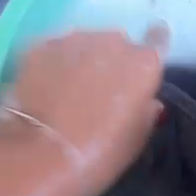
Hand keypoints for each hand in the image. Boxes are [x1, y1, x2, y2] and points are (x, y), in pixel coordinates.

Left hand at [0, 27, 167, 195]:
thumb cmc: (97, 155)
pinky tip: (43, 88)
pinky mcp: (42, 46)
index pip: (157, 38)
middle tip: (97, 90)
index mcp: (143, 63)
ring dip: (81, 60)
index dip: (151, 45)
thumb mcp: (135, 140)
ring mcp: (75, 40)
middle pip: (117, 43)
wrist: (38, 157)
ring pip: (84, 44)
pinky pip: (54, 51)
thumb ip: (146, 111)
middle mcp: (113, 41)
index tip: (141, 61)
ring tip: (66, 91)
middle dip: (110, 60)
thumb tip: (147, 100)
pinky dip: (52, 65)